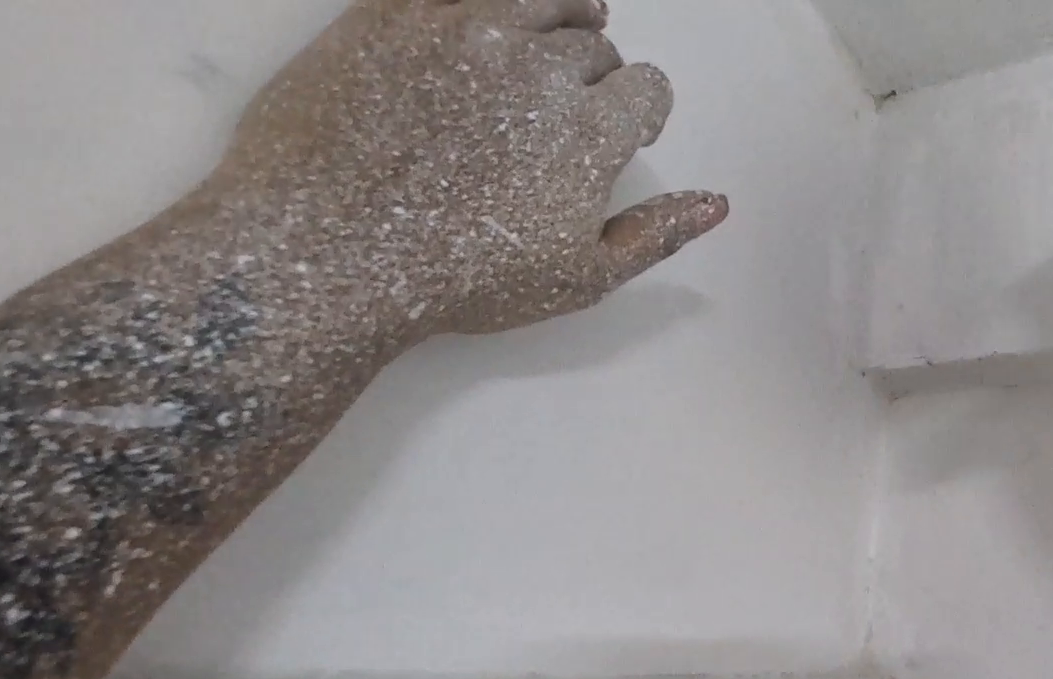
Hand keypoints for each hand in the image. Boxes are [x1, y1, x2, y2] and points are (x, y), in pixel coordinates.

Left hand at [215, 0, 726, 335]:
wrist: (335, 251)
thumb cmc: (473, 278)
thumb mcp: (583, 276)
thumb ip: (657, 233)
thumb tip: (717, 203)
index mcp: (589, 128)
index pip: (648, 85)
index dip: (648, 108)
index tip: (632, 132)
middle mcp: (536, 62)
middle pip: (595, 42)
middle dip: (601, 75)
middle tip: (578, 112)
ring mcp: (461, 27)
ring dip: (561, 15)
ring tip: (554, 43)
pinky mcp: (393, 12)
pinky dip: (492, 1)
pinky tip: (492, 25)